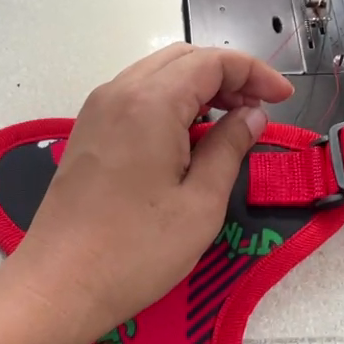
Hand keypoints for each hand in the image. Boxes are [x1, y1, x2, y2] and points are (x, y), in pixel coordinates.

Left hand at [6, 44, 293, 343]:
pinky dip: (170, 101)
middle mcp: (119, 92)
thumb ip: (230, 147)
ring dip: (199, 86)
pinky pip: (137, 95)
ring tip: (231, 121)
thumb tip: (253, 114)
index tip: (284, 98)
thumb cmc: (136, 250)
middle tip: (259, 109)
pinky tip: (189, 134)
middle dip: (228, 75)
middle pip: (183, 59)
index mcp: (150, 102)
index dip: (255, 72)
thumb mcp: (201, 203)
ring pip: (158, 73)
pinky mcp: (88, 131)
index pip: (213, 62)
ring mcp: (98, 109)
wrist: (59, 284)